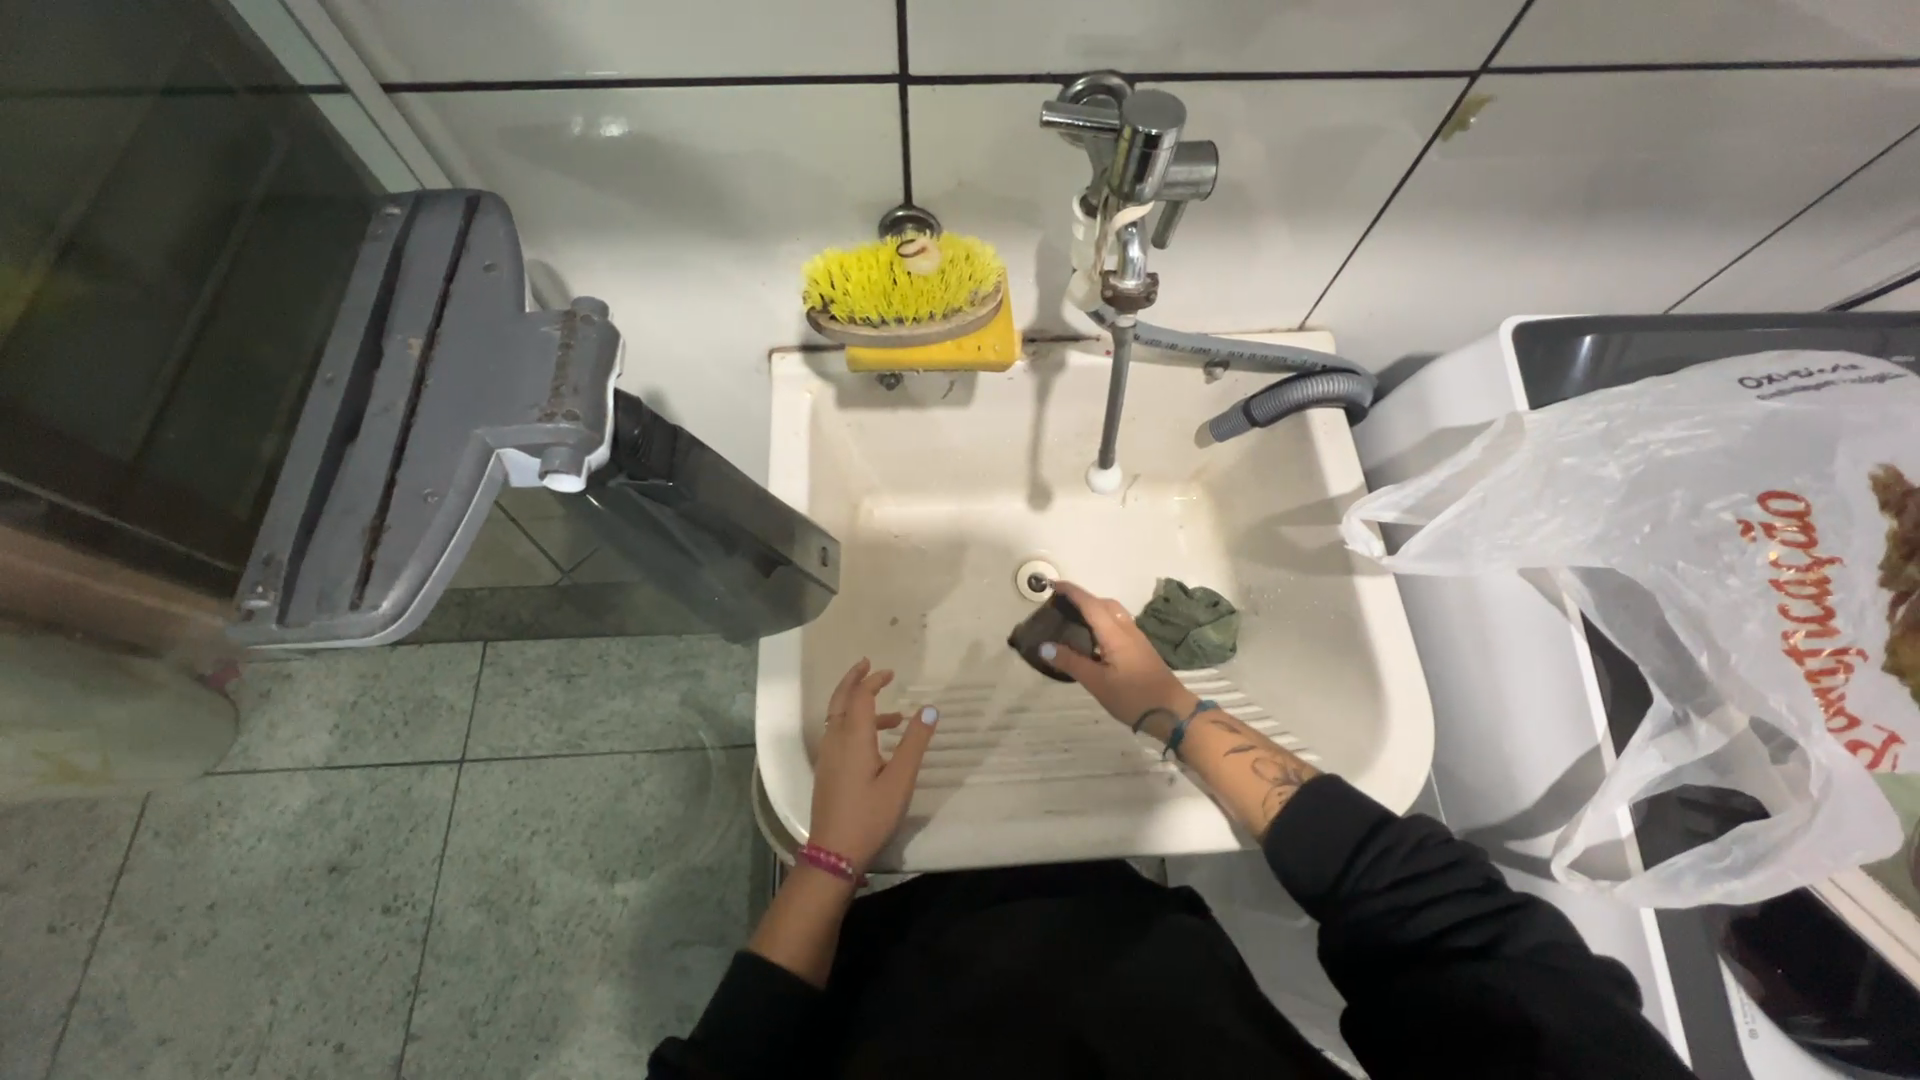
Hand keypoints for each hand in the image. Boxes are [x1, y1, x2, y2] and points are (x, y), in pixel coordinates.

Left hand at [808, 658, 938, 874]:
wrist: (834, 853)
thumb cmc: (870, 815)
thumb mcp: (900, 779)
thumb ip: (914, 742)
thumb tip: (929, 709)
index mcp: (853, 737)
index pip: (860, 696)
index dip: (872, 680)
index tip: (889, 672)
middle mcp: (835, 741)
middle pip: (840, 700)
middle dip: (853, 680)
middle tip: (868, 666)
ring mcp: (827, 757)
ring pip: (837, 718)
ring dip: (858, 706)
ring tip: (893, 715)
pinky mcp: (827, 771)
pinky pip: (838, 734)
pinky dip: (854, 724)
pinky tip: (876, 744)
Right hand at [1039, 581, 1199, 727]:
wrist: (1172, 712)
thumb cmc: (1133, 697)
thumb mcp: (1097, 683)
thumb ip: (1071, 662)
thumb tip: (1044, 646)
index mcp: (1115, 634)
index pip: (1091, 604)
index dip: (1072, 592)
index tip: (1053, 585)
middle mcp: (1127, 630)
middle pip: (1105, 604)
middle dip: (1083, 598)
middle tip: (1061, 606)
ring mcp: (1137, 639)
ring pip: (1114, 613)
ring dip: (1094, 609)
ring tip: (1074, 621)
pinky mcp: (1141, 649)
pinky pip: (1118, 625)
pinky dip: (1103, 622)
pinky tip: (1094, 639)